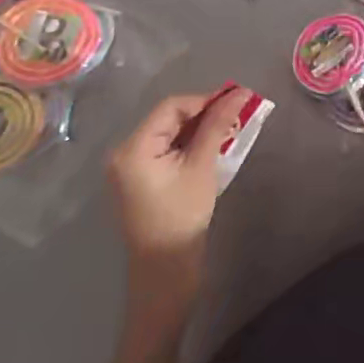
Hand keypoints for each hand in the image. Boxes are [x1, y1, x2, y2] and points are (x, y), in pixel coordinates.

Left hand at [106, 87, 251, 303]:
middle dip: (203, 114)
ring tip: (228, 130)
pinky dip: (187, 144)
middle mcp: (124, 152)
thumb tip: (239, 93)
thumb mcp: (202, 167)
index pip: (170, 107)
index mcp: (133, 147)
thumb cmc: (184, 217)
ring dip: (197, 129)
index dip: (204, 100)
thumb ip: (217, 126)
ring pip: (167, 133)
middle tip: (236, 115)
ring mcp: (128, 166)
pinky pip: (163, 149)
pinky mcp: (138, 178)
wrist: (166, 269)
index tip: (236, 101)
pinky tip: (210, 147)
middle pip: (167, 119)